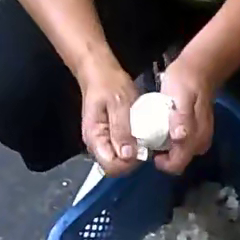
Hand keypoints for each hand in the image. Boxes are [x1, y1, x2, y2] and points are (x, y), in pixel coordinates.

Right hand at [77, 60, 142, 176]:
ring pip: (119, 161)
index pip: (111, 166)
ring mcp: (102, 143)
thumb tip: (127, 156)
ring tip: (143, 138)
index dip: (128, 163)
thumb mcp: (119, 103)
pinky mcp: (109, 138)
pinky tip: (138, 135)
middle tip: (145, 142)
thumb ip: (122, 130)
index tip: (141, 149)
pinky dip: (132, 147)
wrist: (99, 71)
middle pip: (115, 167)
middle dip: (132, 160)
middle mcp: (96, 145)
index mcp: (94, 138)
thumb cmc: (108, 83)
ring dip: (133, 154)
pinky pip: (121, 151)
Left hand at [155, 59, 216, 175]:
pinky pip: (181, 146)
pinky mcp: (196, 134)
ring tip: (155, 133)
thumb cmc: (186, 81)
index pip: (178, 164)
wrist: (199, 68)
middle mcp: (200, 143)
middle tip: (150, 139)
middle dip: (163, 156)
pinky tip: (163, 129)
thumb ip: (182, 118)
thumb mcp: (181, 95)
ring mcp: (199, 139)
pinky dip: (170, 142)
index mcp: (196, 137)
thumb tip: (180, 138)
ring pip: (179, 154)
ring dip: (166, 149)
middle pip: (178, 161)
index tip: (151, 149)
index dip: (162, 162)